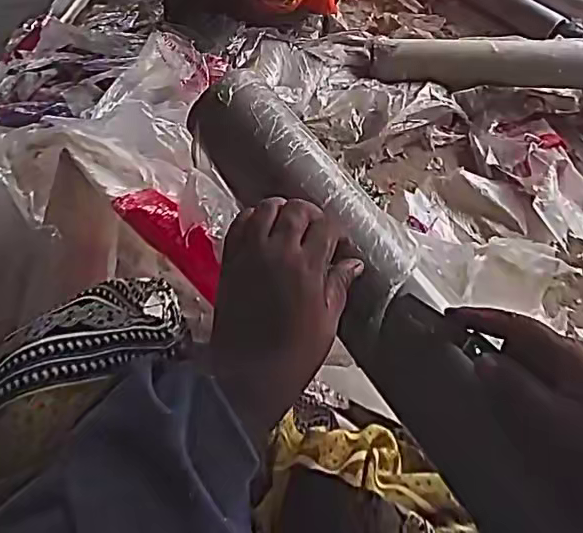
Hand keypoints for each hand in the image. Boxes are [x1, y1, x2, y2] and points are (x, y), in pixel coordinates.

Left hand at [210, 199, 363, 436]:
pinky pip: (240, 222)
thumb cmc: (292, 355)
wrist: (248, 374)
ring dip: (281, 210)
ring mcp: (250, 251)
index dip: (336, 230)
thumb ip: (339, 285)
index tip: (339, 242)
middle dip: (311, 214)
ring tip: (290, 224)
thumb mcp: (327, 322)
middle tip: (317, 228)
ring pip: (266, 208)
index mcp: (306, 267)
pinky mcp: (230, 257)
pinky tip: (262, 228)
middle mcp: (277, 251)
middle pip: (296, 209)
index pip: (326, 226)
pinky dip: (253, 217)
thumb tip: (352, 264)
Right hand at [447, 307, 582, 528]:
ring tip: (512, 398)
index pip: (515, 323)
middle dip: (501, 348)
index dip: (480, 318)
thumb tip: (483, 360)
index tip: (452, 316)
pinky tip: (545, 412)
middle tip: (479, 368)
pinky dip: (543, 383)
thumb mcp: (553, 422)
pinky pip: (563, 375)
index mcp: (570, 352)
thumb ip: (513, 386)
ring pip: (547, 358)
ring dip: (523, 369)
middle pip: (530, 339)